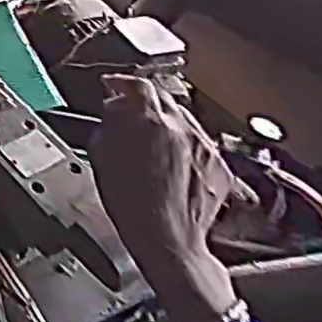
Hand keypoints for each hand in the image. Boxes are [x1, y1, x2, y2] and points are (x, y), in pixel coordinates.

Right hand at [91, 74, 252, 321]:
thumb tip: (117, 110)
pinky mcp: (220, 168)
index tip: (113, 86)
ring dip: (164, 124)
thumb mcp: (101, 153)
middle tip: (126, 112)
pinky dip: (183, 146)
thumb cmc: (130, 200)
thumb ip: (110, 123)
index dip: (121, 82)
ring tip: (147, 142)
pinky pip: (199, 145)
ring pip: (184, 121)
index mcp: (152, 121)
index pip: (138, 85)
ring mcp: (206, 148)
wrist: (166, 238)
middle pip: (164, 99)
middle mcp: (184, 129)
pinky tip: (168, 163)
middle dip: (144, 102)